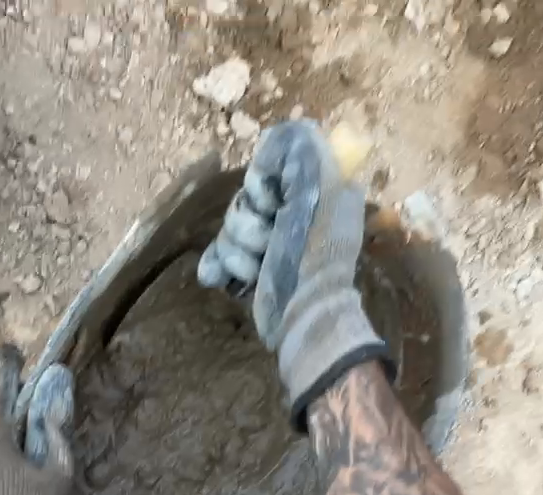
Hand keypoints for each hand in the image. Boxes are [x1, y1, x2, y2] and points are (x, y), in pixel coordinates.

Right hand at [197, 119, 390, 430]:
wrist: (304, 312)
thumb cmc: (317, 253)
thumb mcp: (326, 189)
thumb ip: (307, 152)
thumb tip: (281, 134)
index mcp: (307, 194)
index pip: (262, 173)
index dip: (260, 188)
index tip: (272, 203)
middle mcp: (287, 216)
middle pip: (241, 203)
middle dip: (249, 226)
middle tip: (270, 243)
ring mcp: (265, 247)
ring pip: (227, 232)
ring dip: (239, 253)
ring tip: (260, 269)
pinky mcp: (247, 274)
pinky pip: (216, 257)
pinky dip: (219, 268)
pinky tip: (229, 279)